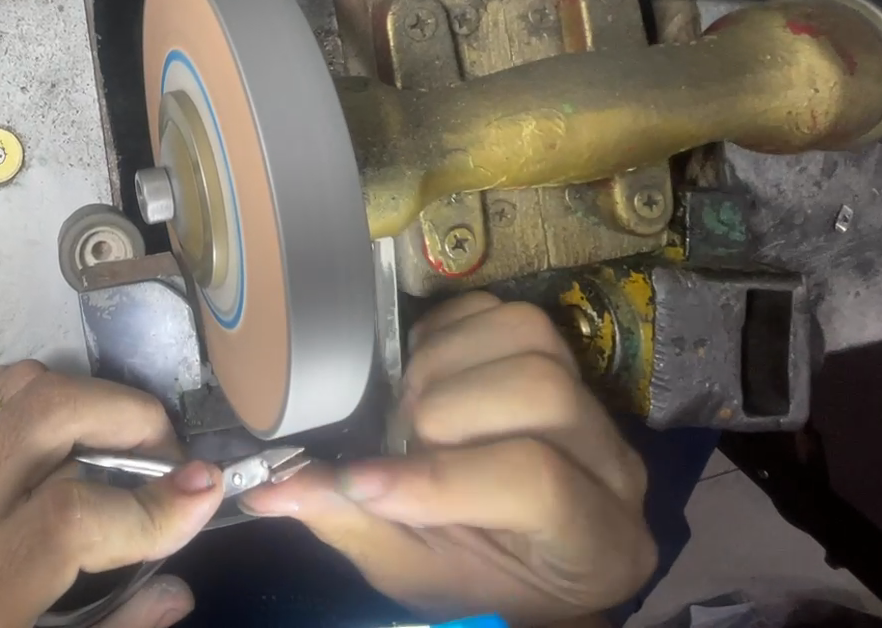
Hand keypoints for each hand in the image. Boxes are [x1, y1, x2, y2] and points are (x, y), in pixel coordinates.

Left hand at [0, 361, 224, 627]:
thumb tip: (179, 582)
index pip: (72, 517)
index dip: (153, 503)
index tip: (204, 489)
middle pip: (44, 415)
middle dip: (124, 413)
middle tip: (161, 443)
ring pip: (13, 386)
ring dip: (82, 395)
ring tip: (111, 430)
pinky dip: (33, 395)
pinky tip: (51, 427)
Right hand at [240, 292, 654, 624]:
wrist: (520, 550)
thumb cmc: (475, 572)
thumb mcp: (412, 569)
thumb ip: (352, 525)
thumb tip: (271, 489)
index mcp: (594, 539)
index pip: (534, 483)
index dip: (439, 476)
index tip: (361, 479)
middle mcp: (610, 461)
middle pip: (542, 389)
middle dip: (446, 403)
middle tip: (398, 429)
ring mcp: (588, 398)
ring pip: (528, 335)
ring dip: (445, 358)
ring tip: (409, 396)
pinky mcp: (553, 352)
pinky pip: (499, 310)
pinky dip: (446, 328)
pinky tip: (423, 366)